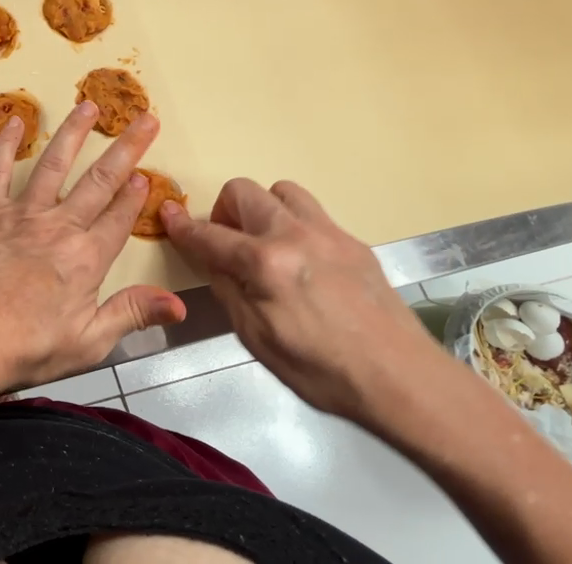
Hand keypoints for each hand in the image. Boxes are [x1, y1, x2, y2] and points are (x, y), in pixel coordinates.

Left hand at [0, 102, 186, 392]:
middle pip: (99, 181)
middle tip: (146, 119)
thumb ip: (133, 314)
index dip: (136, 196)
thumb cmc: (30, 346)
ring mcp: (23, 214)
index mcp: (87, 258)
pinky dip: (6, 145)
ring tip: (89, 105)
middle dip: (126, 148)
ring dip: (73, 132)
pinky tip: (14, 121)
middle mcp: (59, 227)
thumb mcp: (91, 342)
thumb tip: (179, 305)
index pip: (120, 218)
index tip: (148, 174)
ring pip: (53, 164)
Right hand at [159, 178, 447, 423]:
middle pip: (243, 191)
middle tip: (228, 244)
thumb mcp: (256, 338)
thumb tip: (210, 260)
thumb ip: (228, 290)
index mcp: (264, 263)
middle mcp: (294, 235)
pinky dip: (295, 227)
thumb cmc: (322, 371)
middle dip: (224, 211)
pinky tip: (304, 265)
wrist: (404, 380)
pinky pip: (313, 215)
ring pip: (282, 191)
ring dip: (264, 209)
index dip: (181, 226)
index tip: (167, 215)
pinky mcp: (355, 243)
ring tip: (266, 244)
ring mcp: (329, 233)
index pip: (208, 234)